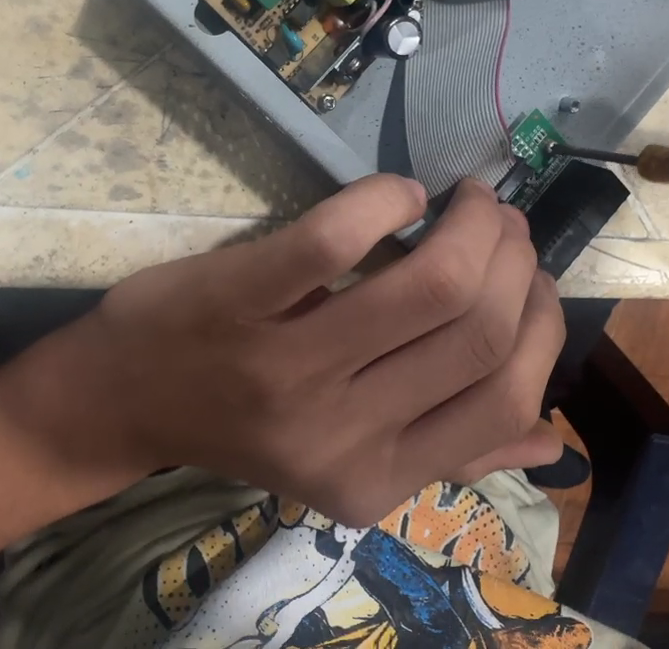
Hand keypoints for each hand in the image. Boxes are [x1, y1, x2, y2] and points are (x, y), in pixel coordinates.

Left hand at [0, 176, 564, 525]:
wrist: (122, 401)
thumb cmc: (241, 422)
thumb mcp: (344, 466)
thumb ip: (442, 457)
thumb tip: (546, 438)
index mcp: (378, 476)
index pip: (501, 398)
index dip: (539, 328)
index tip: (530, 279)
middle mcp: (340, 431)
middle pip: (475, 332)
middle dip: (511, 262)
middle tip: (502, 223)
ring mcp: (287, 364)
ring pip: (428, 284)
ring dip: (470, 225)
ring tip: (468, 200)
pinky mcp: (241, 298)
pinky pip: (336, 236)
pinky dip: (386, 200)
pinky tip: (400, 192)